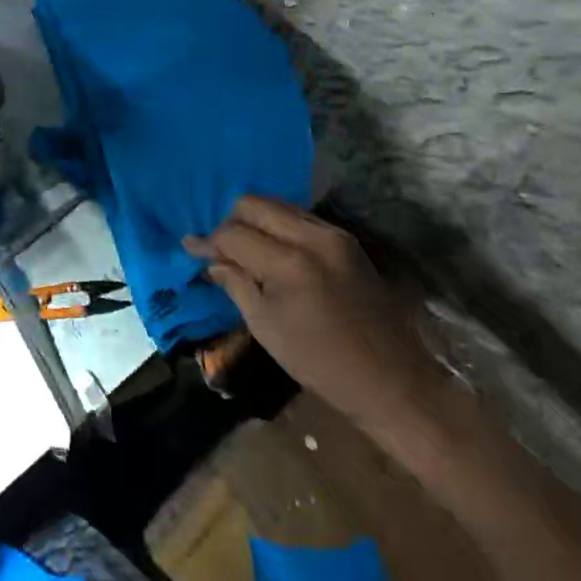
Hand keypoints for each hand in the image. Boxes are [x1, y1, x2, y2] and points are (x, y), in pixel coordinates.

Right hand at [185, 197, 434, 427]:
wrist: (389, 376)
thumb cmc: (319, 362)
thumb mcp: (266, 328)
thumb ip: (236, 284)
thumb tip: (211, 261)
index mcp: (289, 264)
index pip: (234, 234)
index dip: (208, 241)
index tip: (190, 247)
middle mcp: (311, 236)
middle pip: (254, 204)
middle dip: (230, 223)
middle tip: (220, 249)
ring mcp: (333, 233)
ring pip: (278, 205)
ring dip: (255, 221)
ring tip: (244, 249)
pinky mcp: (346, 238)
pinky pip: (300, 217)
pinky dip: (279, 226)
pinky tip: (273, 249)